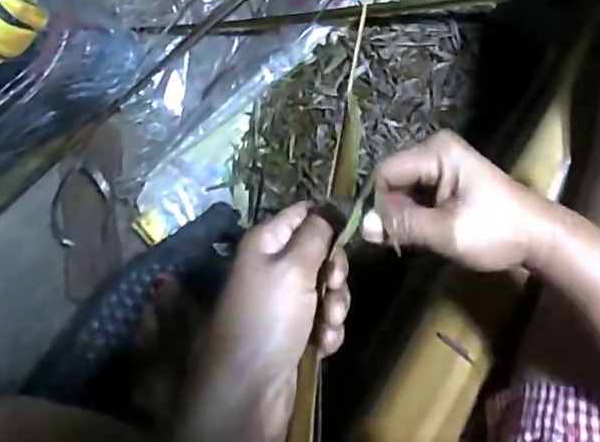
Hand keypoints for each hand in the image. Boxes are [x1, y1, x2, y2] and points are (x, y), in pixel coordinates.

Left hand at [176, 202, 348, 441]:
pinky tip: (324, 344)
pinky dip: (328, 328)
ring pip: (327, 286)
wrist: (247, 394)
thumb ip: (318, 232)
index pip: (305, 212)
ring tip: (328, 324)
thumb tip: (333, 205)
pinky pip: (323, 316)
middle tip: (333, 285)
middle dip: (335, 270)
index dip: (330, 218)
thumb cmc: (268, 319)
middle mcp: (275, 265)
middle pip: (321, 249)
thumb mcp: (294, 267)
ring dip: (336, 304)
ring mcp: (284, 299)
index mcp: (268, 241)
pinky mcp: (294, 330)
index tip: (352, 230)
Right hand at [363, 130, 557, 272]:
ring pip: (405, 188)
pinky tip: (424, 235)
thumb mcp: (447, 232)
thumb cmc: (497, 231)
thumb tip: (364, 226)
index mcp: (437, 151)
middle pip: (394, 178)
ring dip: (404, 216)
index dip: (379, 203)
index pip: (386, 171)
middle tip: (399, 245)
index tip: (382, 236)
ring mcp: (444, 163)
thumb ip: (404, 226)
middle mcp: (436, 149)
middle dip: (392, 211)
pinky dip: (416, 215)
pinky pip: (419, 193)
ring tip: (412, 243)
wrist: (540, 237)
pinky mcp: (449, 179)